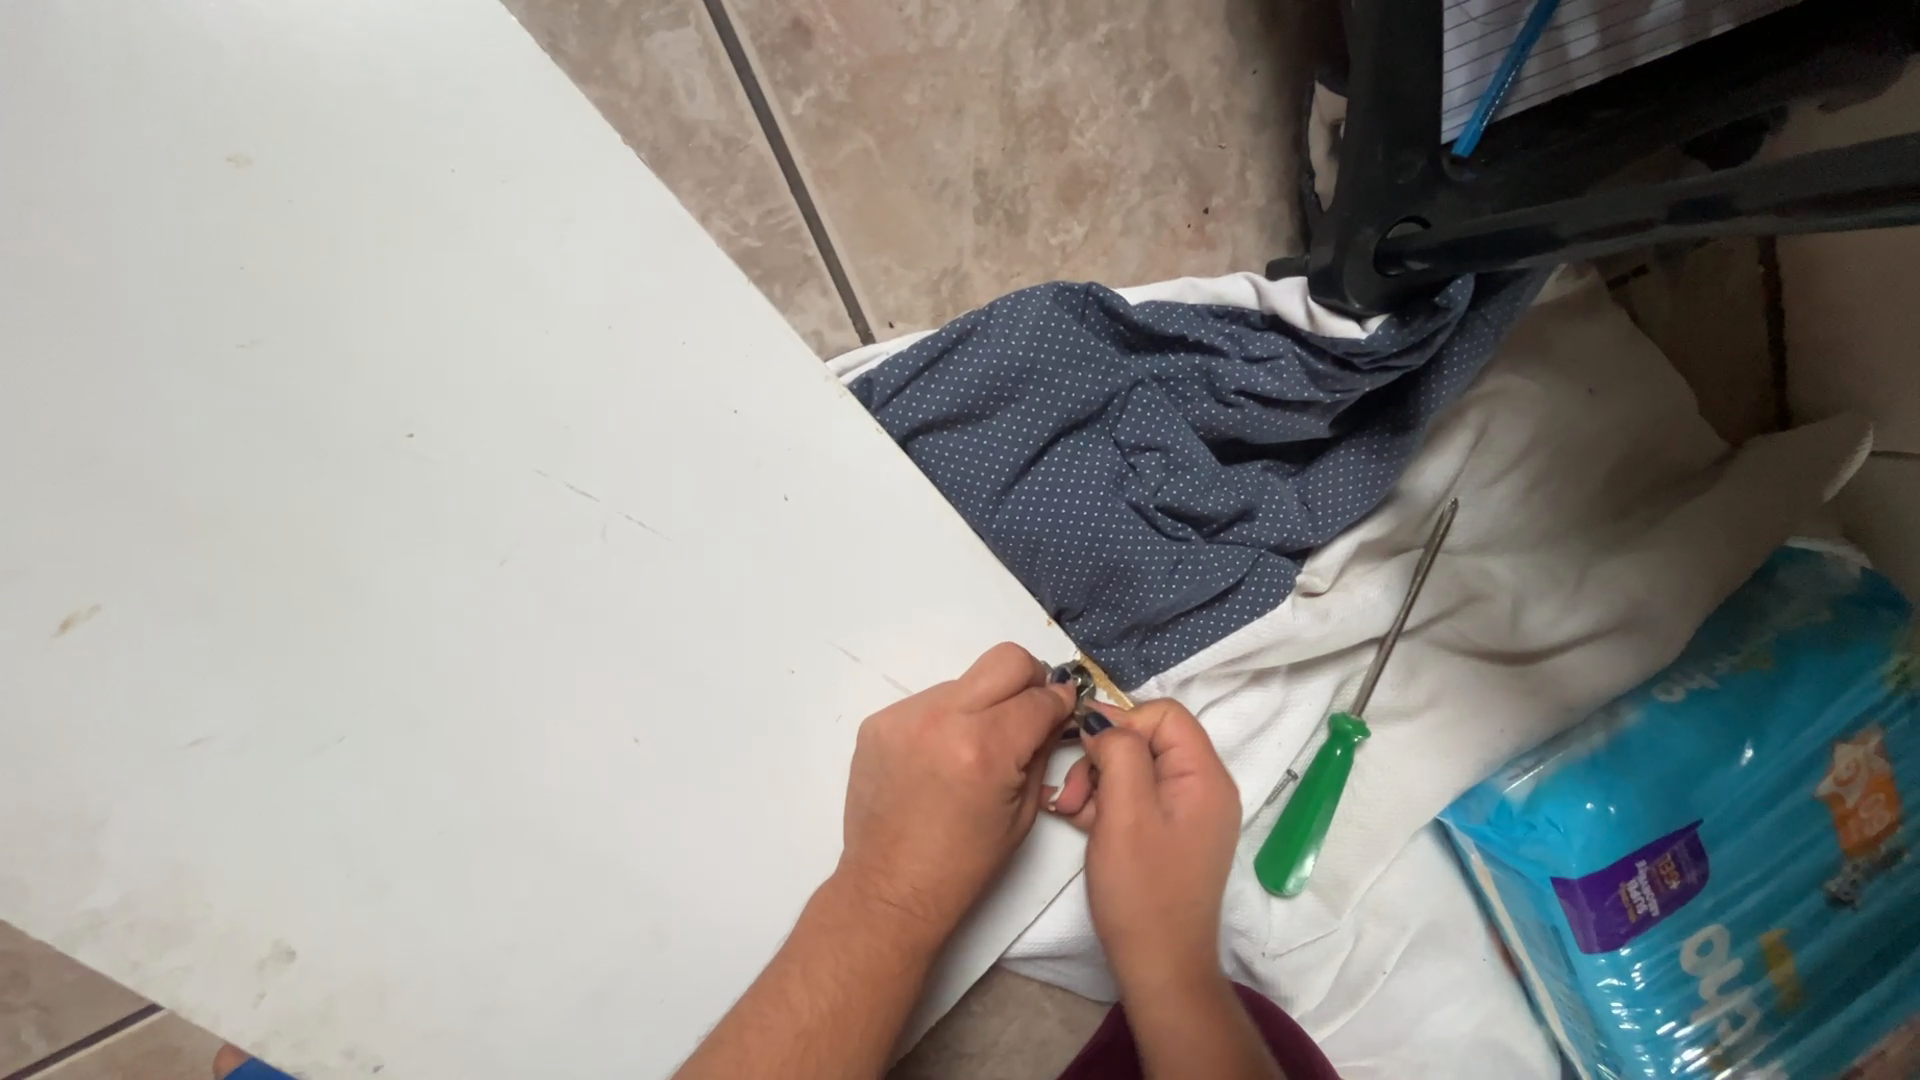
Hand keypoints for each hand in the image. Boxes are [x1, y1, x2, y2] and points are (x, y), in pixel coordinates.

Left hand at [833, 642, 1076, 942]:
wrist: (889, 890)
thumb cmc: (964, 866)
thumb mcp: (1023, 813)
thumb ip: (1042, 750)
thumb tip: (1055, 710)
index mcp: (986, 748)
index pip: (1040, 697)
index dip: (1060, 702)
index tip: (1063, 708)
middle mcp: (944, 718)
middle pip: (1005, 659)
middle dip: (1029, 679)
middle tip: (1028, 709)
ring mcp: (905, 716)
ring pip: (964, 680)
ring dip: (982, 702)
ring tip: (974, 746)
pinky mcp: (878, 722)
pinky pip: (928, 701)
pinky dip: (945, 719)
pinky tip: (940, 758)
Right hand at [1049, 699, 1240, 993]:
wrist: (1158, 966)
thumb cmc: (1142, 888)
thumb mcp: (1125, 810)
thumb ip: (1117, 752)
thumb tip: (1102, 720)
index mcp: (1204, 776)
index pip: (1163, 715)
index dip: (1122, 724)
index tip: (1086, 751)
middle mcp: (1201, 787)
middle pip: (1145, 740)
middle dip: (1101, 758)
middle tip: (1071, 794)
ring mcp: (1185, 811)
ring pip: (1133, 767)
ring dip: (1096, 781)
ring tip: (1070, 811)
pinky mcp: (1168, 832)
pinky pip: (1134, 796)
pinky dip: (1104, 802)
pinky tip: (1080, 821)